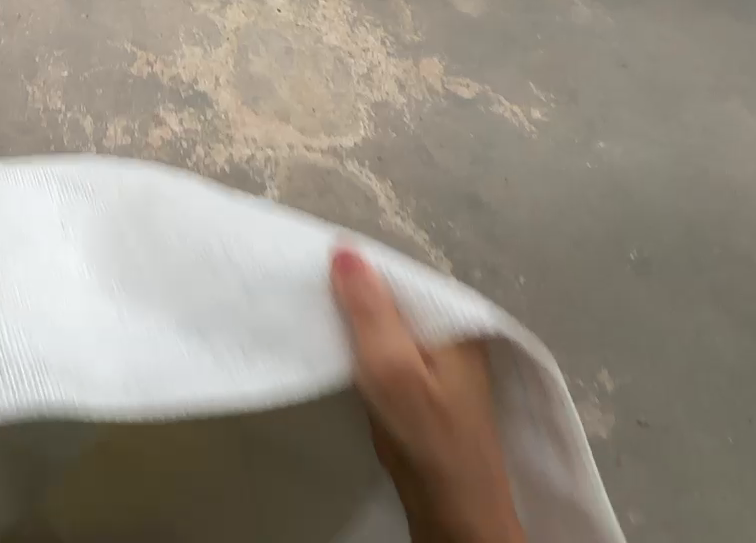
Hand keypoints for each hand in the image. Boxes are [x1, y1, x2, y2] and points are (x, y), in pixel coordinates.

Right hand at [330, 247, 525, 542]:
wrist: (450, 509)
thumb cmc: (423, 433)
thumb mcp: (390, 365)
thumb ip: (369, 307)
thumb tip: (344, 247)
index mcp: (454, 323)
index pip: (398, 274)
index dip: (354, 266)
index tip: (309, 262)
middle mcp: (450, 334)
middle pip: (390, 295)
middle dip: (348, 288)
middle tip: (301, 284)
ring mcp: (435, 358)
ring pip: (383, 318)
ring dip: (349, 313)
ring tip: (308, 305)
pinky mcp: (419, 378)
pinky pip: (382, 340)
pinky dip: (356, 336)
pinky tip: (330, 338)